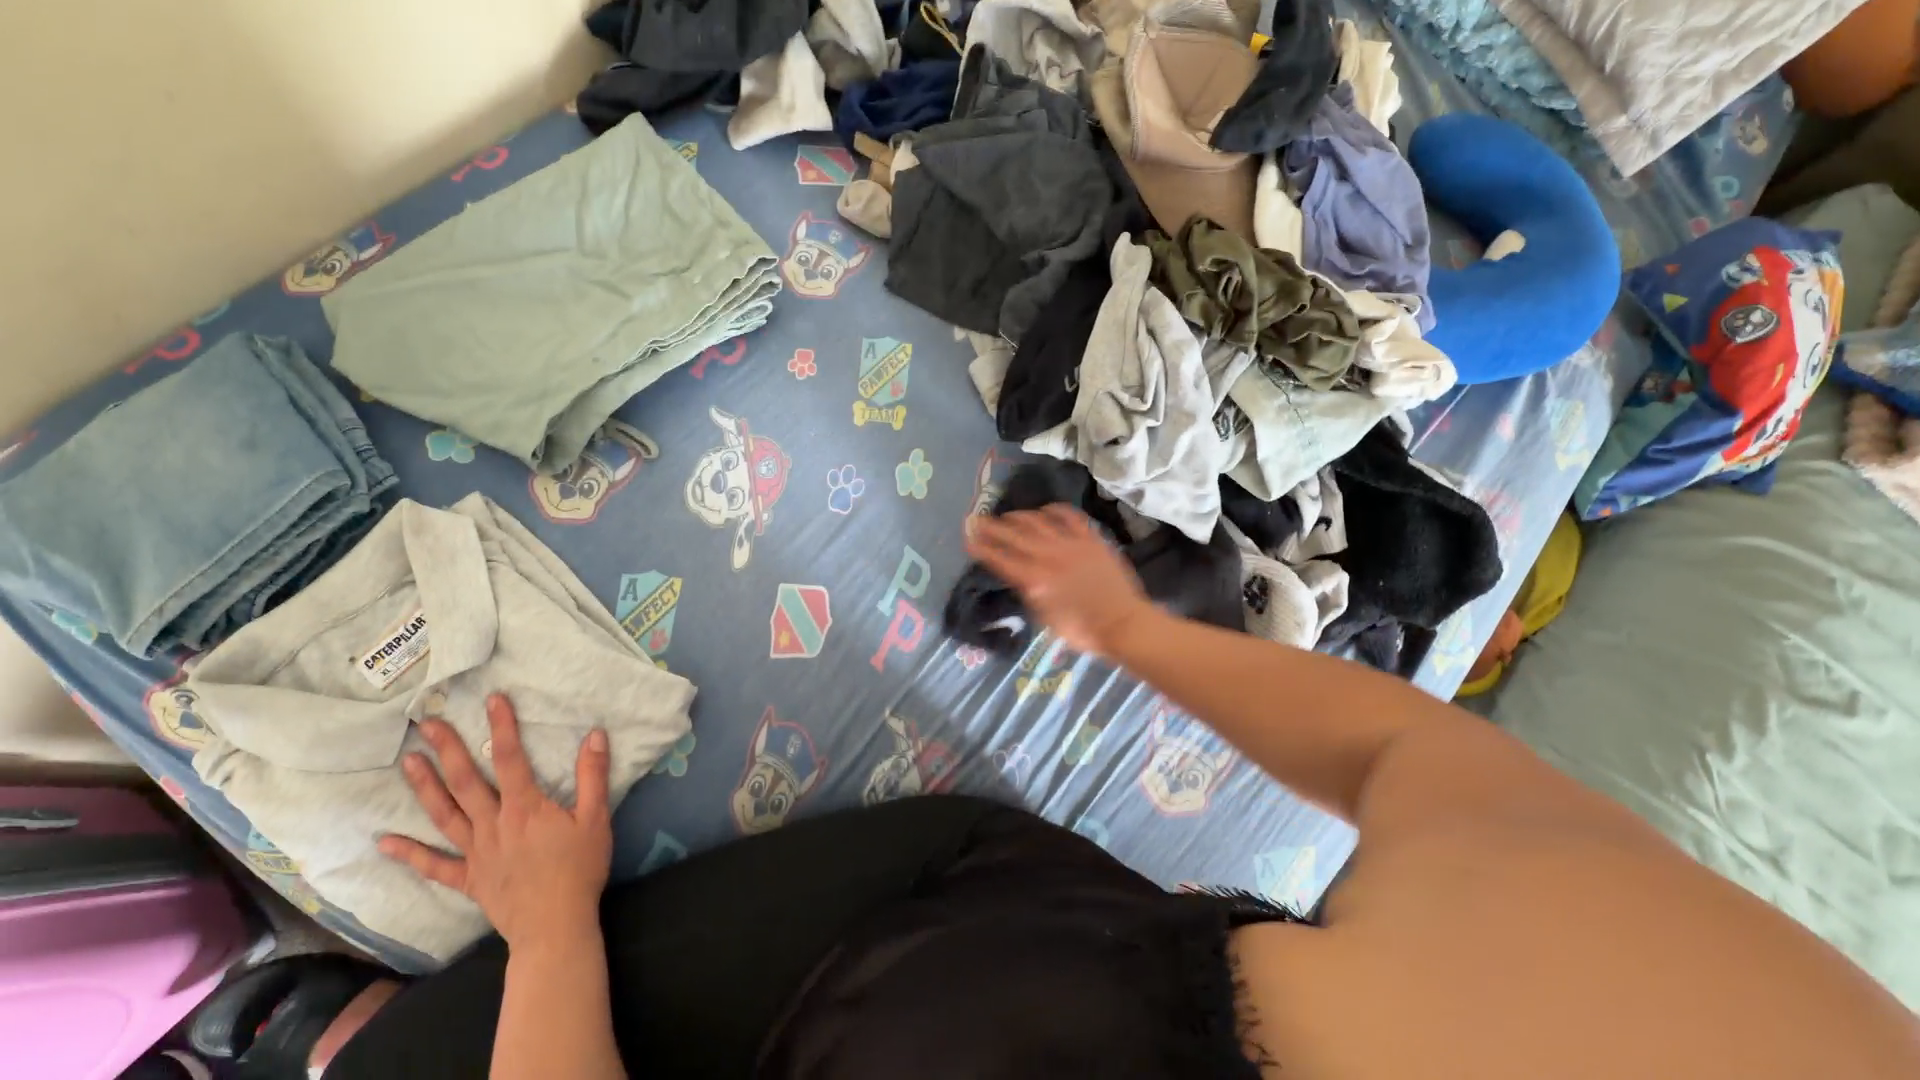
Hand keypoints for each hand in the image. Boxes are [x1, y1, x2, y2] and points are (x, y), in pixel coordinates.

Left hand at [378, 693, 612, 950]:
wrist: (554, 925)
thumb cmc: (579, 870)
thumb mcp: (596, 819)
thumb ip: (592, 777)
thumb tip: (594, 735)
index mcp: (525, 807)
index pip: (510, 758)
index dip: (502, 726)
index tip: (492, 699)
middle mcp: (493, 824)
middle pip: (466, 781)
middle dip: (448, 750)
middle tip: (427, 724)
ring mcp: (476, 852)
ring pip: (445, 814)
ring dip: (424, 787)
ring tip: (408, 762)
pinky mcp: (468, 879)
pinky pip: (434, 865)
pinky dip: (409, 854)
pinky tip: (385, 842)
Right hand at [965, 504, 1154, 657]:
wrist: (1122, 623)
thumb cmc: (1082, 630)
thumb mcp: (1045, 619)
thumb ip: (1029, 594)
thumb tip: (1020, 578)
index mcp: (1034, 580)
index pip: (999, 558)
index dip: (981, 548)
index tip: (968, 540)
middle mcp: (1048, 556)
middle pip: (1012, 535)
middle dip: (991, 527)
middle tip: (976, 520)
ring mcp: (1070, 544)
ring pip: (1037, 521)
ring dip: (1018, 516)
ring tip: (1007, 516)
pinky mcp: (1090, 538)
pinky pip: (1069, 516)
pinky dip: (1053, 510)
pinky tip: (1044, 510)